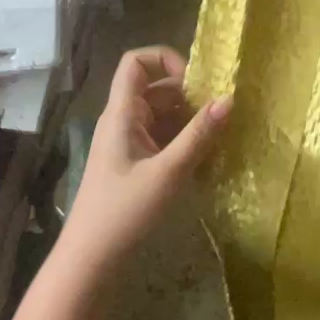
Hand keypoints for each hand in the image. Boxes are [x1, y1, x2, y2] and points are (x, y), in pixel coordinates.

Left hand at [62, 46, 231, 270]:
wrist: (90, 260)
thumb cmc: (124, 212)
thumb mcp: (169, 173)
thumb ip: (200, 135)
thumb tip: (229, 98)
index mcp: (122, 113)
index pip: (136, 62)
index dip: (165, 60)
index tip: (196, 82)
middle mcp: (123, 120)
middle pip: (156, 87)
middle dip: (189, 93)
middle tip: (220, 112)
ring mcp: (128, 142)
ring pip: (162, 113)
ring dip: (189, 118)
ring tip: (219, 134)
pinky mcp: (134, 163)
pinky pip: (162, 137)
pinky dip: (183, 139)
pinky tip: (205, 156)